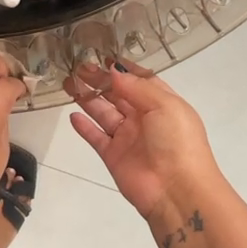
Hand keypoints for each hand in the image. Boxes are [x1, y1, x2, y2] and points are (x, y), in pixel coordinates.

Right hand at [64, 65, 223, 218]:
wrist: (176, 190)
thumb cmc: (177, 142)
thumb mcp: (165, 105)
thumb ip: (137, 87)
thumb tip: (114, 71)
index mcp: (162, 104)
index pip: (141, 81)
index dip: (123, 70)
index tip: (103, 57)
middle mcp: (144, 119)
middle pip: (118, 95)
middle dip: (100, 81)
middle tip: (79, 68)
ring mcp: (127, 138)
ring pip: (104, 112)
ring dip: (88, 98)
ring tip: (69, 83)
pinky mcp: (113, 156)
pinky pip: (96, 137)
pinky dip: (84, 127)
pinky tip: (73, 115)